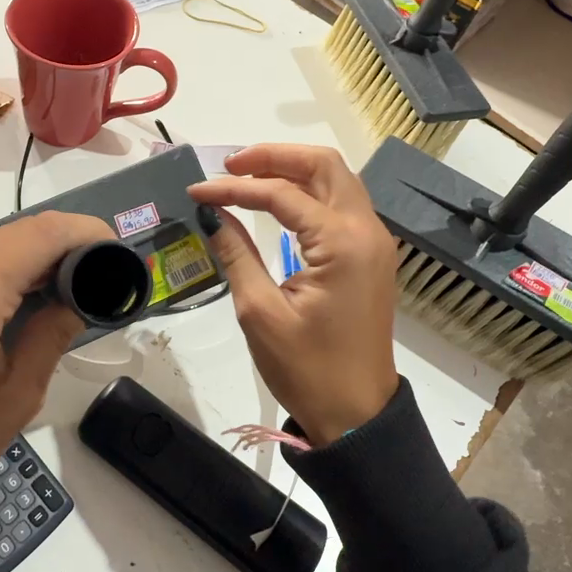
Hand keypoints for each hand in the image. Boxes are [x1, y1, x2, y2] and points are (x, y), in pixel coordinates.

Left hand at [0, 213, 115, 502]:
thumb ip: (52, 335)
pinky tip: (22, 289)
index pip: (39, 235)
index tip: (115, 250)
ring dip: (31, 253)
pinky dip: (1, 264)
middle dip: (62, 244)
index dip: (84, 233)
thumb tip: (78, 297)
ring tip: (67, 281)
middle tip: (99, 272)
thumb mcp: (17, 397)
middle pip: (16, 232)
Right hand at [188, 144, 400, 445]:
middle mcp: (366, 231)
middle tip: (230, 165)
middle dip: (274, 157)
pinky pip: (341, 205)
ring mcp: (374, 243)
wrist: (356, 414)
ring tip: (246, 177)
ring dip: (293, 170)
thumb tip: (212, 213)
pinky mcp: (370, 257)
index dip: (234, 188)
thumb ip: (236, 253)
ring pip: (336, 181)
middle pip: (324, 166)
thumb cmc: (307, 368)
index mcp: (342, 243)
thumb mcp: (260, 311)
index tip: (197, 191)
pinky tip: (276, 203)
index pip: (282, 194)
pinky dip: (308, 193)